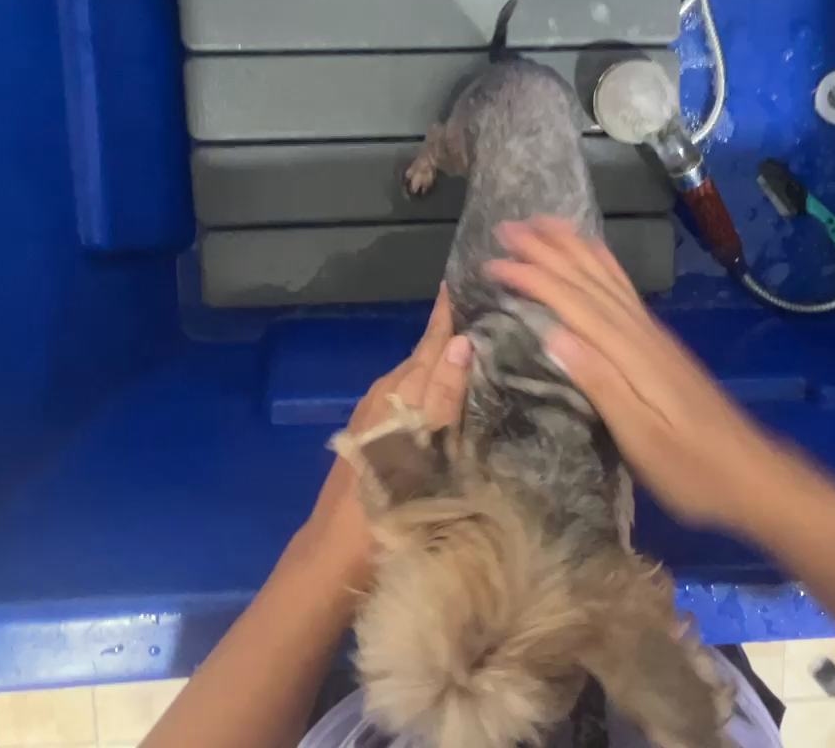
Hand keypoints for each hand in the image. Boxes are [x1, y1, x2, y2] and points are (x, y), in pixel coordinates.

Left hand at [293, 285, 472, 587]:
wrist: (335, 557)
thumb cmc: (382, 506)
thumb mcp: (417, 451)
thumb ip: (440, 397)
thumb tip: (463, 341)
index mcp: (397, 390)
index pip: (432, 338)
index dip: (451, 310)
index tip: (475, 276)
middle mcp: (387, 393)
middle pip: (429, 353)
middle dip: (458, 329)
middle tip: (499, 307)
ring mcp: (382, 415)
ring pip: (424, 374)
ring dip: (451, 357)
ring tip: (490, 340)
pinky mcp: (382, 436)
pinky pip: (418, 396)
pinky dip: (440, 385)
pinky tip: (462, 391)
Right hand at [487, 217, 797, 533]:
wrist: (751, 472)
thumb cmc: (691, 468)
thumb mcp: (642, 439)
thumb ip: (600, 384)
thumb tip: (553, 335)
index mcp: (628, 352)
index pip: (571, 301)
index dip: (531, 277)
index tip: (492, 262)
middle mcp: (639, 330)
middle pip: (586, 277)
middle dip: (545, 249)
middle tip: (505, 226)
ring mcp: (651, 331)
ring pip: (605, 275)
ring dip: (571, 245)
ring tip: (541, 222)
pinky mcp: (657, 339)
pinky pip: (622, 287)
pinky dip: (601, 261)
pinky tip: (592, 253)